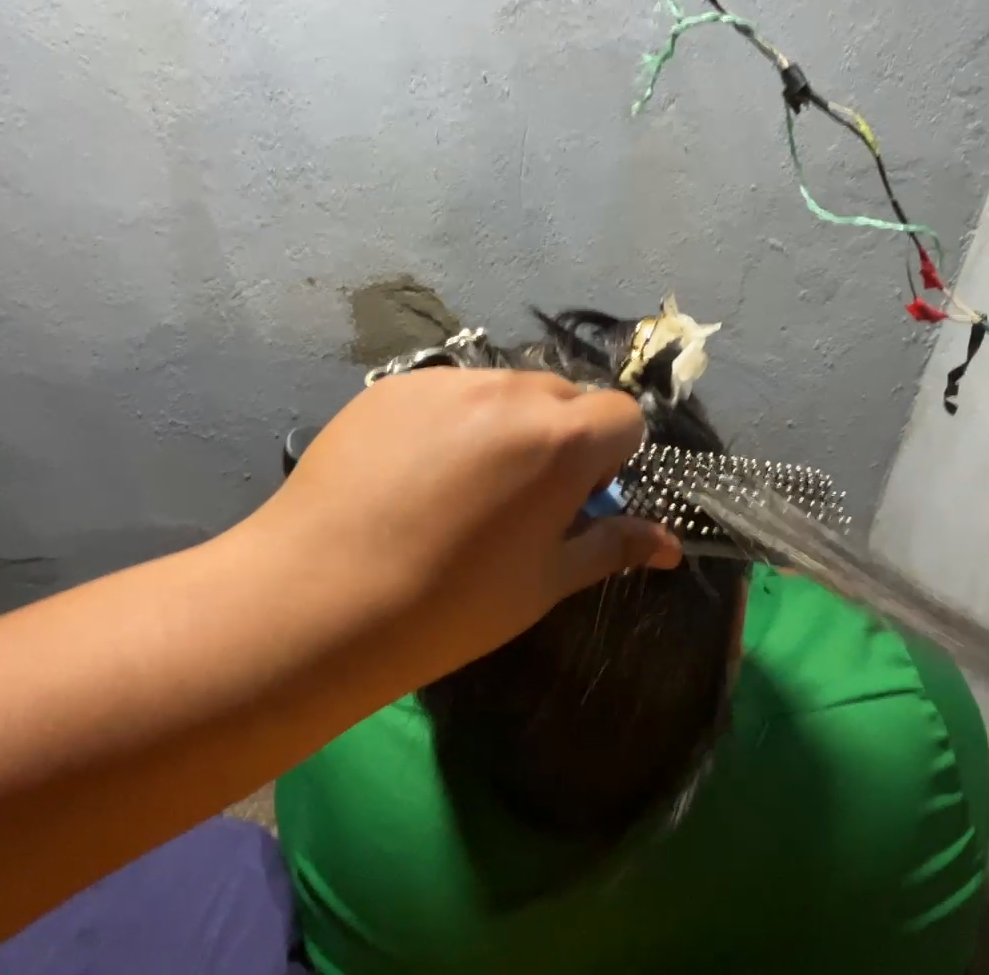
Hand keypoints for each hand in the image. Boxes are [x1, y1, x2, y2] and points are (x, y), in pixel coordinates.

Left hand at [233, 367, 680, 683]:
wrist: (317, 599)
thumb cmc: (451, 605)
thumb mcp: (545, 582)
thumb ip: (613, 547)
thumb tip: (671, 546)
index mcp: (562, 440)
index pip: (623, 417)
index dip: (613, 458)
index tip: (582, 498)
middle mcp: (511, 393)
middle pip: (565, 398)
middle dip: (563, 437)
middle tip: (523, 498)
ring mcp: (446, 383)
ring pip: (505, 391)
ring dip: (508, 426)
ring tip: (461, 488)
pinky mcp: (392, 387)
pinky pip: (449, 394)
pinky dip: (453, 423)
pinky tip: (413, 476)